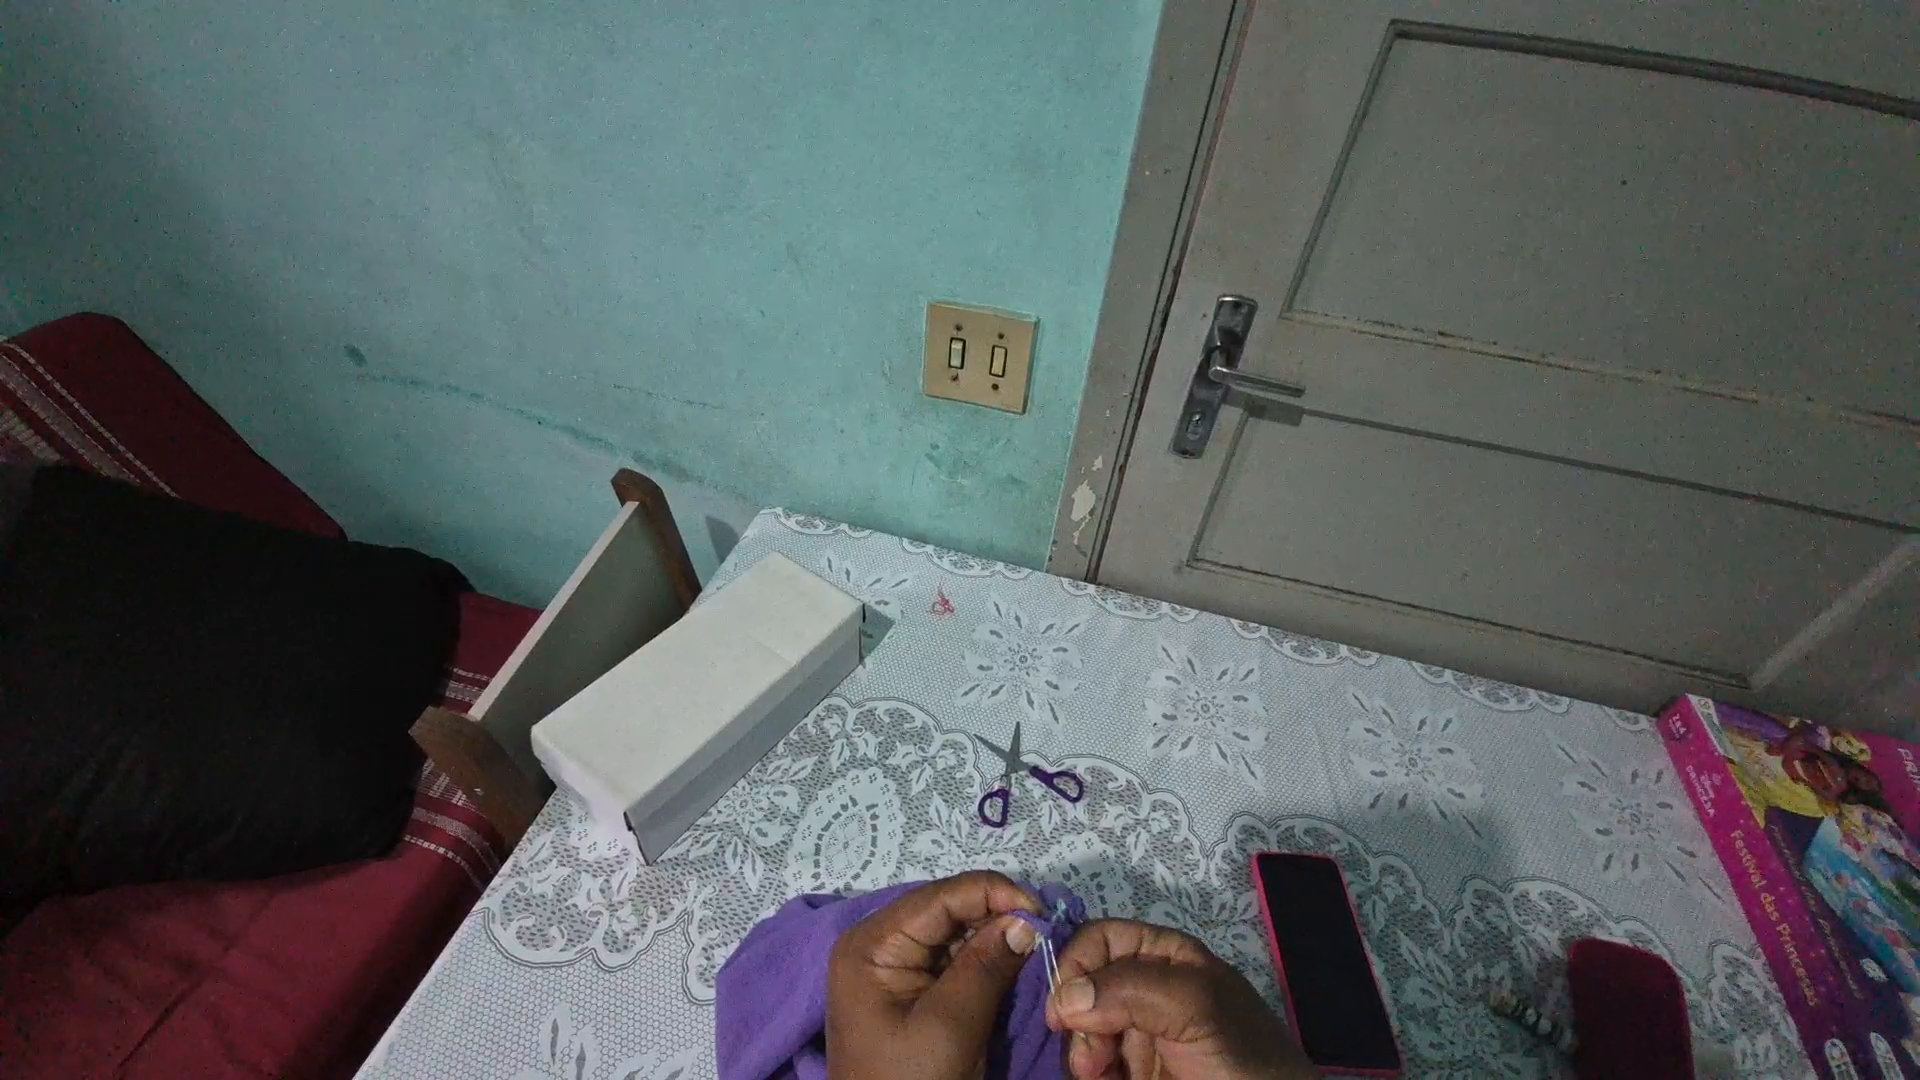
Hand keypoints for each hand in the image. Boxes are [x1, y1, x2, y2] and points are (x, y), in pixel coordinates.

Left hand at [827, 870, 1042, 1079]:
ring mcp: (892, 968)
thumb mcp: (950, 1027)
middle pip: (946, 910)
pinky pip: (952, 960)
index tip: (1042, 910)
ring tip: (1035, 941)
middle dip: (996, 914)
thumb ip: (986, 966)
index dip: (992, 892)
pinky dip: (985, 959)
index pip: (940, 897)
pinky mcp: (909, 991)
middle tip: (1044, 929)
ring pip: (954, 932)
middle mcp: (878, 944)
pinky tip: (1013, 961)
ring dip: (995, 936)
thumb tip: (1027, 918)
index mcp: (873, 943)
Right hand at [1045, 919, 1316, 1079]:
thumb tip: (1065, 997)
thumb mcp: (1195, 1006)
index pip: (1100, 939)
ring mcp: (1138, 1036)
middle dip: (1076, 1016)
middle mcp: (1145, 990)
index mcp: (1163, 956)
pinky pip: (1093, 1063)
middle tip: (1089, 1058)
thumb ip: (1130, 989)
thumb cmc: (1243, 1060)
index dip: (1076, 964)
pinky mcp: (1135, 1072)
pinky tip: (1097, 1079)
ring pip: (1081, 1028)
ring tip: (1095, 1074)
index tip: (1063, 1007)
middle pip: (1083, 985)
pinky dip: (1086, 1071)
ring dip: (1079, 1051)